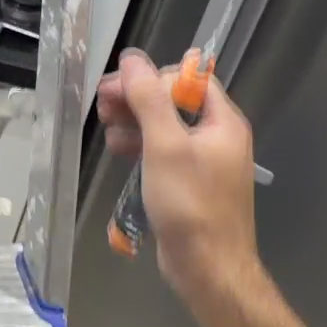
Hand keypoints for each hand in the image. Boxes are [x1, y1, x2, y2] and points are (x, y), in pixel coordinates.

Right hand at [97, 49, 262, 304]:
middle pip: (172, 99)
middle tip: (103, 107)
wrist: (207, 267)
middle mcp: (216, 136)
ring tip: (108, 131)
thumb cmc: (190, 203)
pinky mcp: (187, 179)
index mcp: (223, 123)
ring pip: (162, 123)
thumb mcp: (165, 145)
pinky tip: (119, 151)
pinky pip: (160, 148)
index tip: (117, 91)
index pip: (188, 79)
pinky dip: (138, 144)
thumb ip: (149, 99)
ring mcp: (202, 159)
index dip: (151, 79)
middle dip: (135, 99)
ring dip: (132, 120)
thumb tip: (132, 59)